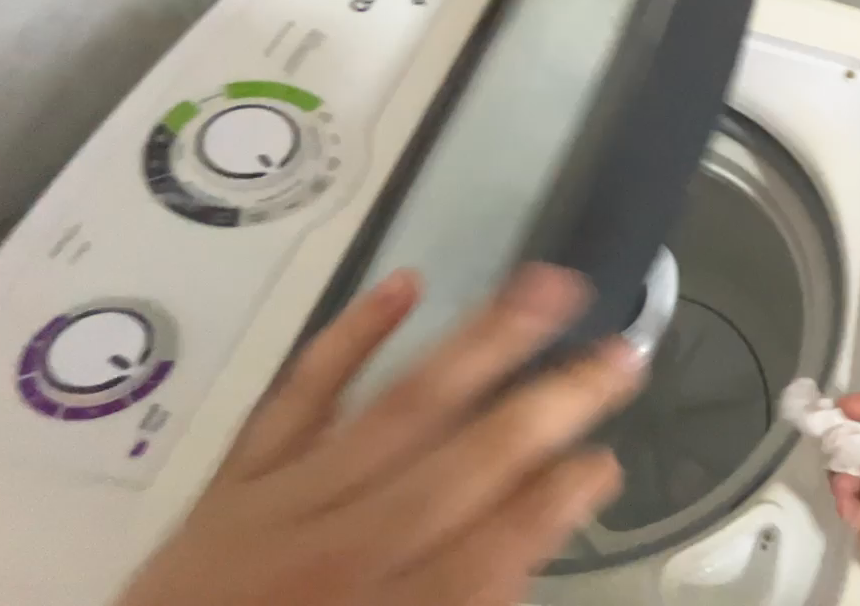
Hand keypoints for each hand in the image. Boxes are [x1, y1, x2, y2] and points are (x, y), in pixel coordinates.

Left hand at [117, 264, 644, 605]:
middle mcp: (337, 553)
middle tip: (623, 354)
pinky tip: (406, 283)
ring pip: (404, 404)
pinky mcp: (236, 476)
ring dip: (485, 339)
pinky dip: (352, 335)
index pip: (495, 548)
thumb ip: (474, 593)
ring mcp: (280, 503)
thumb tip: (546, 516)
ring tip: (551, 285)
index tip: (606, 461)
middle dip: (554, 402)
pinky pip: (300, 395)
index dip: (558, 500)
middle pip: (466, 461)